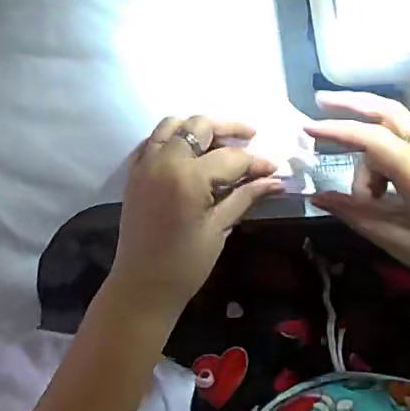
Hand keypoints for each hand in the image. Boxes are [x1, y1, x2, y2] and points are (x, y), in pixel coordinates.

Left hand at [107, 115, 282, 321]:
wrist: (142, 285)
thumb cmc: (186, 264)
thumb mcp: (219, 228)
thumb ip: (245, 197)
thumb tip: (275, 181)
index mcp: (188, 176)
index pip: (230, 157)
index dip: (256, 162)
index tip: (274, 169)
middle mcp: (163, 160)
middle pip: (199, 126)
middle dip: (227, 129)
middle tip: (250, 137)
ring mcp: (145, 165)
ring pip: (171, 125)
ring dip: (196, 128)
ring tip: (218, 142)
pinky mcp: (134, 174)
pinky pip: (151, 141)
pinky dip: (170, 138)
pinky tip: (188, 153)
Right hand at [306, 91, 409, 300]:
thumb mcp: (397, 240)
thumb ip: (355, 214)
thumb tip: (318, 197)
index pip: (372, 138)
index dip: (337, 130)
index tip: (307, 130)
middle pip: (388, 111)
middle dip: (353, 102)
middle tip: (320, 101)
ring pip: (390, 132)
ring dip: (366, 154)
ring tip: (361, 200)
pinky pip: (399, 146)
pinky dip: (378, 155)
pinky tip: (371, 187)